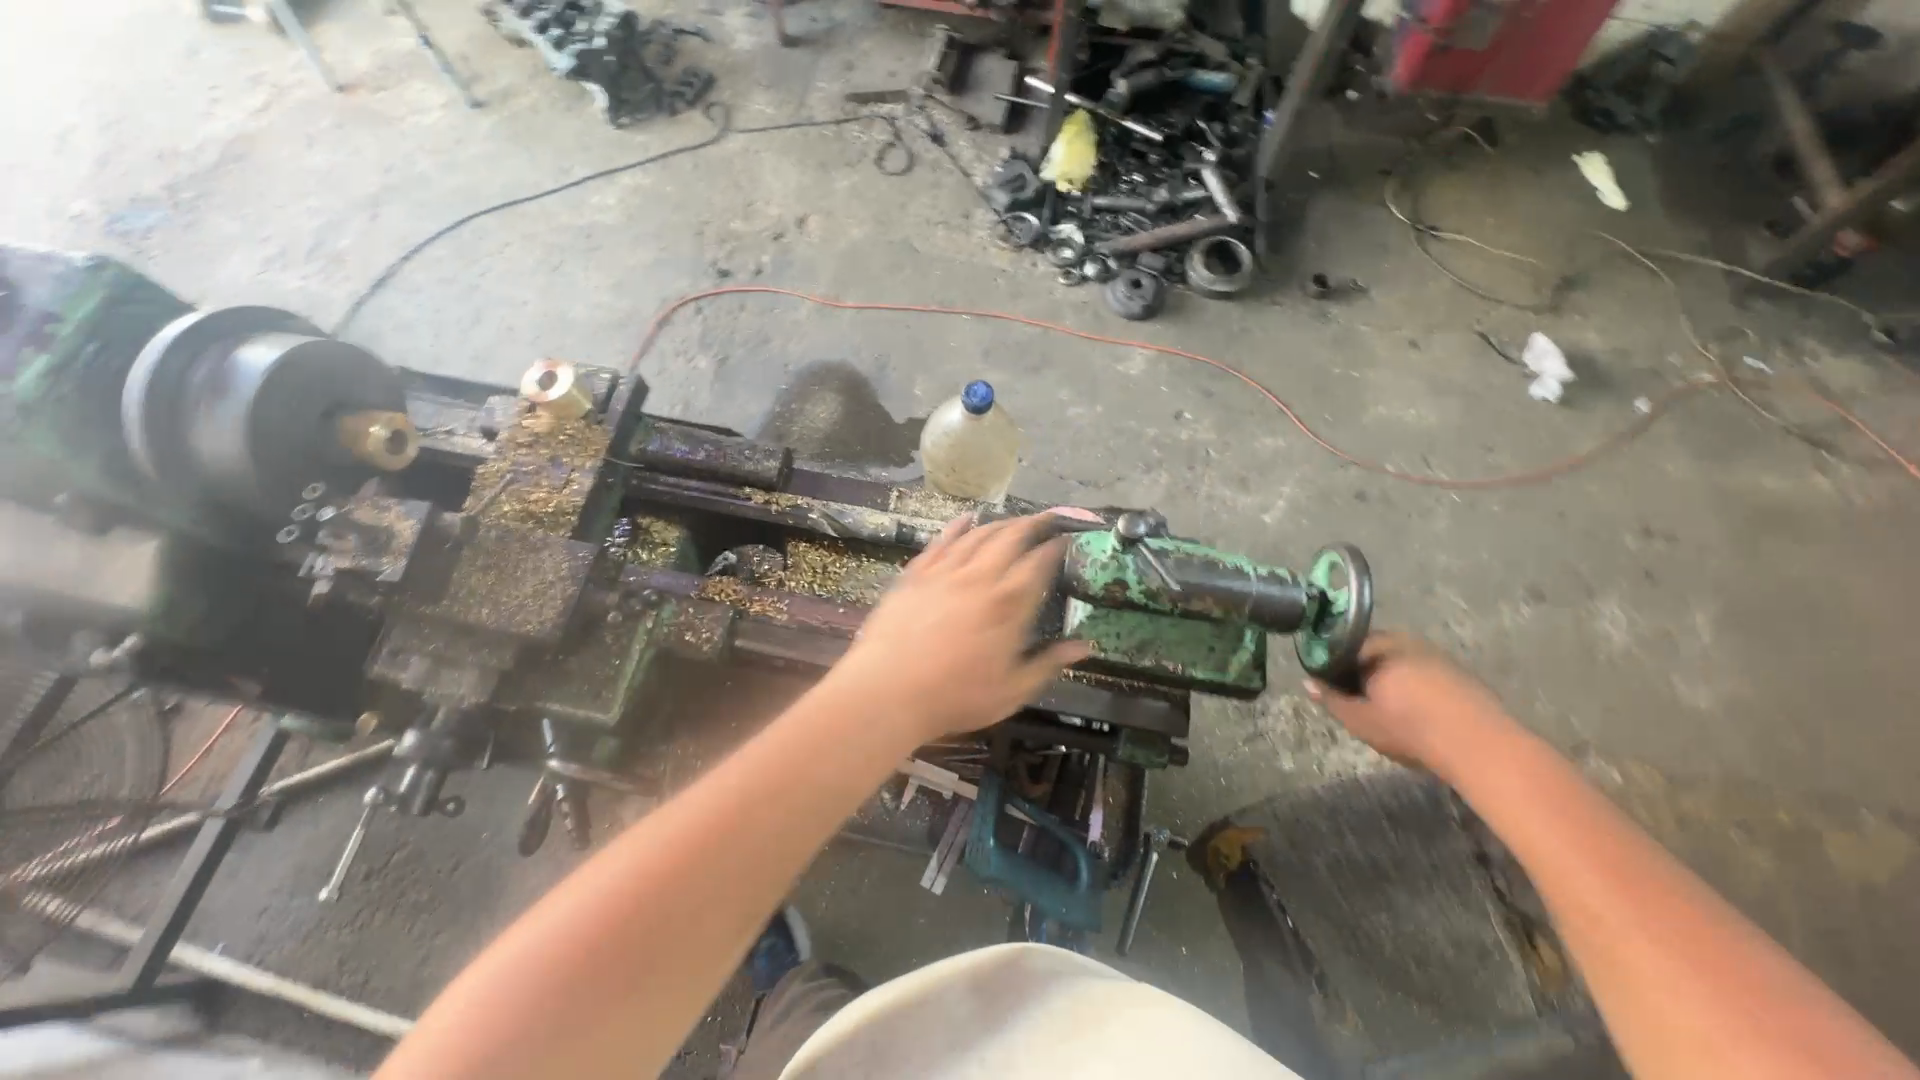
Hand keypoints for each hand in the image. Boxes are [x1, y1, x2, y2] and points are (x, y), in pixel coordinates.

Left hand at [823, 513, 1092, 744]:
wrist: (887, 691)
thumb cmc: (955, 697)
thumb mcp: (1013, 690)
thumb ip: (1049, 663)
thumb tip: (1085, 646)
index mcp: (1009, 603)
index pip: (1040, 562)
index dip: (1056, 546)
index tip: (1067, 539)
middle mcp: (980, 577)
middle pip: (1011, 537)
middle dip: (1033, 524)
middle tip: (1047, 519)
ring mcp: (944, 572)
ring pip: (977, 535)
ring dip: (999, 523)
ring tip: (1014, 521)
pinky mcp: (915, 574)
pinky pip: (941, 541)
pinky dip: (957, 527)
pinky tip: (966, 519)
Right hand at [1304, 632, 1507, 770]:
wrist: (1480, 745)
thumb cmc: (1409, 729)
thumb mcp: (1360, 720)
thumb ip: (1331, 699)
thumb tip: (1307, 682)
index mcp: (1380, 648)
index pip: (1346, 646)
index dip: (1336, 666)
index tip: (1334, 689)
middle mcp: (1408, 642)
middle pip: (1376, 651)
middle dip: (1366, 671)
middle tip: (1362, 703)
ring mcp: (1438, 655)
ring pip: (1403, 661)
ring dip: (1393, 679)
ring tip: (1391, 710)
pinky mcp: (1461, 673)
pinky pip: (1427, 673)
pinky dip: (1418, 687)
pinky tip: (1420, 713)